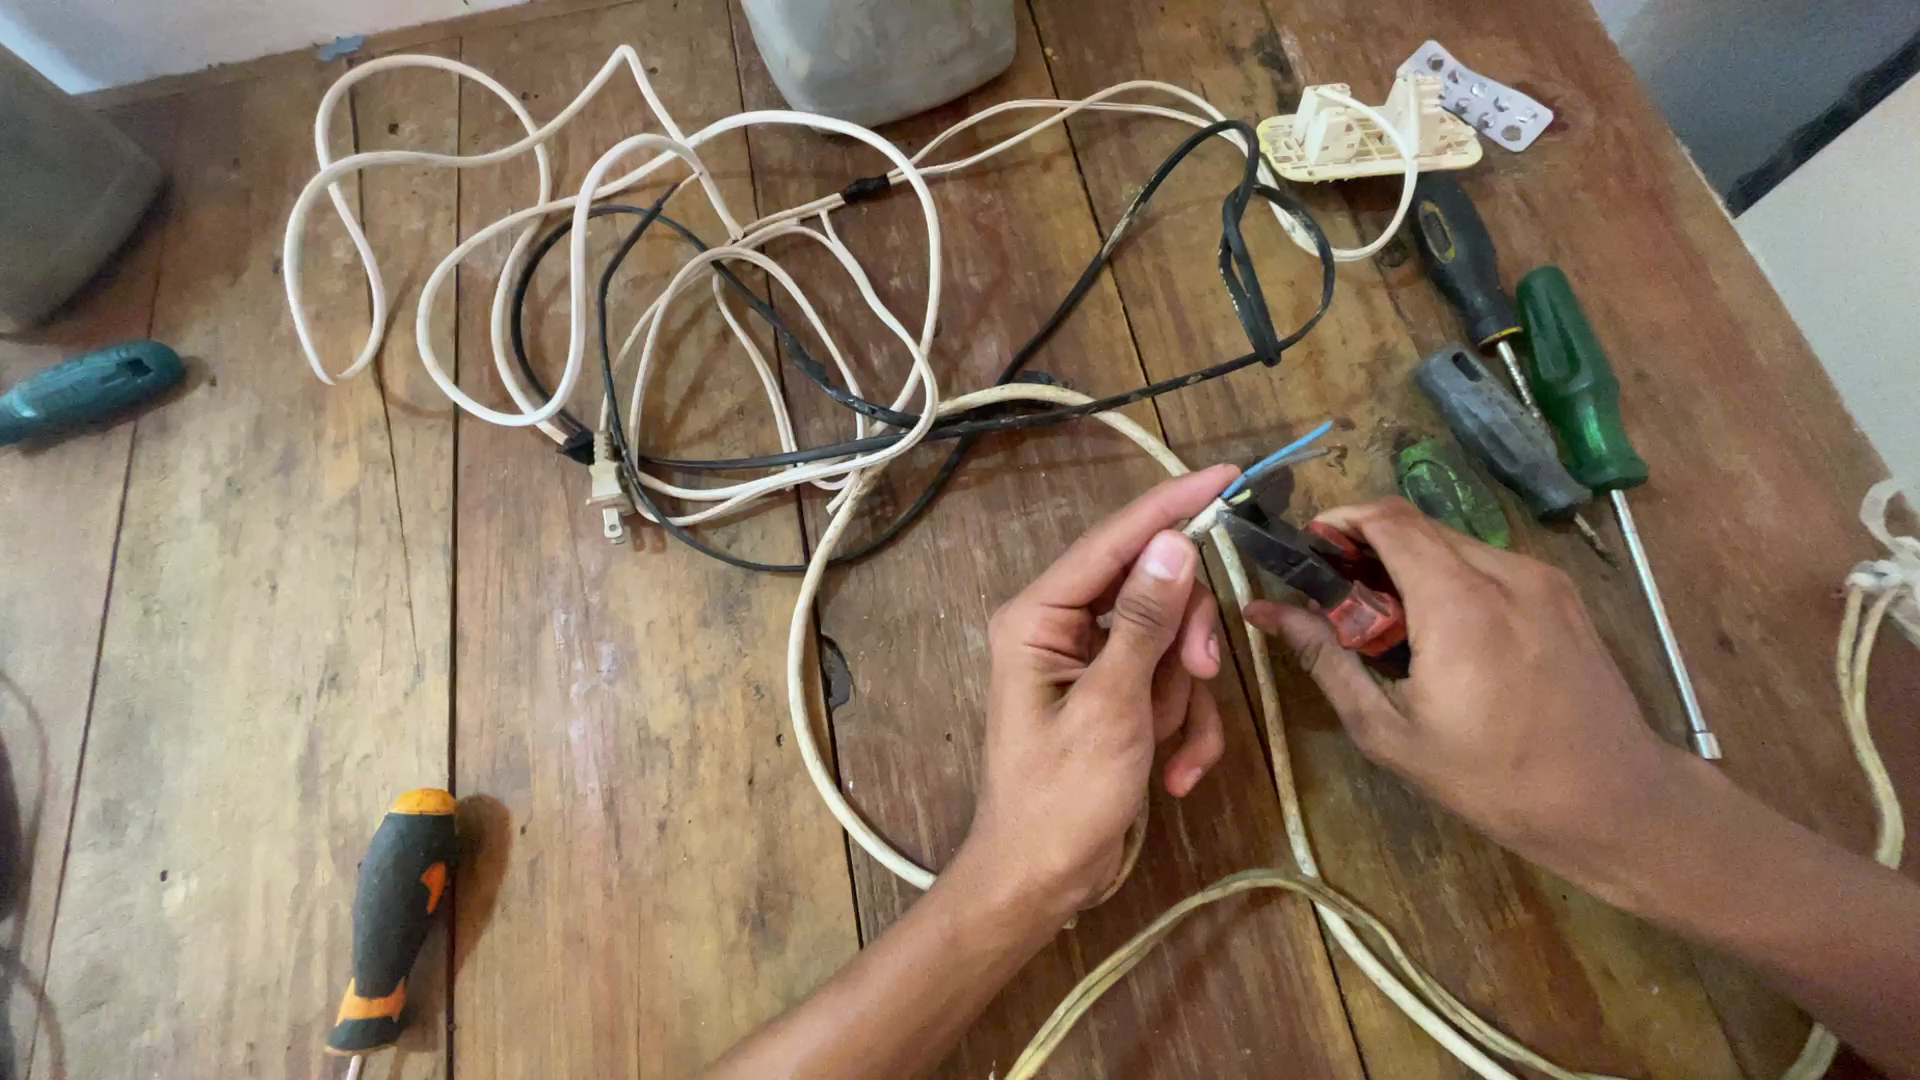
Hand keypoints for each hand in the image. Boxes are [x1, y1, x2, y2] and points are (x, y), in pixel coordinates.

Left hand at [959, 465, 1237, 918]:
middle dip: (1184, 640)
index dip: (1170, 506)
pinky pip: (1168, 684)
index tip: (1226, 475)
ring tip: (1166, 750)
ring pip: (1170, 642)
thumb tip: (1172, 542)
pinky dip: (1182, 726)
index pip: (1112, 542)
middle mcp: (1061, 626)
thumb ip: (1143, 621)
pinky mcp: (1115, 694)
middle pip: (1152, 592)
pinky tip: (1172, 772)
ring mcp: (1091, 662)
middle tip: (1200, 674)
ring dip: (1183, 697)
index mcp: (1039, 616)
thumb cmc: (1061, 798)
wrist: (1042, 879)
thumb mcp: (1111, 707)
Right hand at [1244, 497, 1693, 881]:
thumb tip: (1264, 611)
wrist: (1617, 804)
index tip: (1310, 553)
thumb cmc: (1489, 776)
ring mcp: (1540, 580)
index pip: (1388, 520)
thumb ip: (1323, 656)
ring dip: (1404, 560)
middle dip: (1364, 544)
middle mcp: (1504, 574)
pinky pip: (1484, 561)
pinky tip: (1437, 626)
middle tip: (1335, 594)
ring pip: (1449, 540)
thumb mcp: (1385, 728)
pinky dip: (1444, 574)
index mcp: (1457, 605)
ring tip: (1385, 617)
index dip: (1340, 521)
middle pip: (1414, 524)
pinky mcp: (1560, 593)